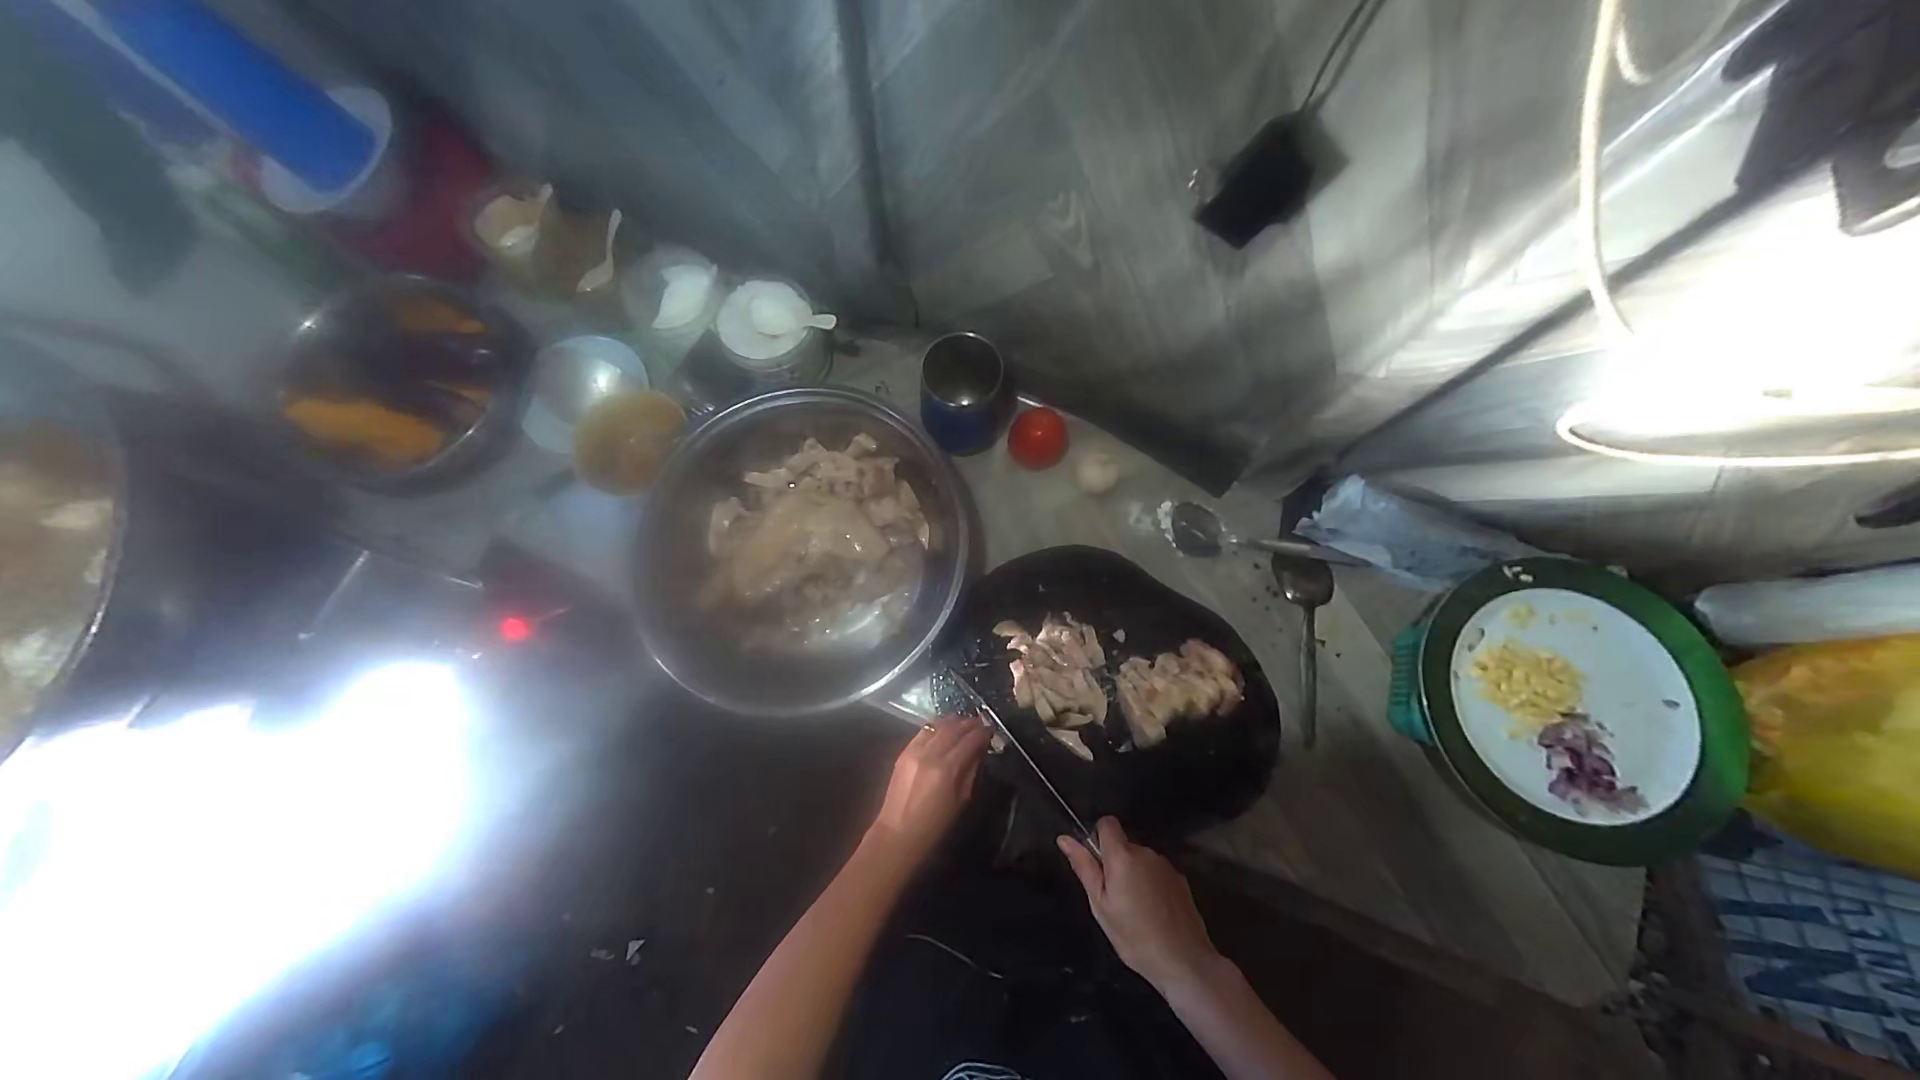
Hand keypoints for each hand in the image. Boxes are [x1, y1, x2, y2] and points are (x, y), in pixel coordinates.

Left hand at [866, 718, 989, 867]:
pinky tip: (944, 729)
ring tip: (965, 723)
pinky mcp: (904, 752)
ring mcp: (914, 750)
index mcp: (947, 769)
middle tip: (981, 723)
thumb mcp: (962, 800)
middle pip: (954, 728)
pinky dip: (937, 726)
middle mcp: (930, 754)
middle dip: (970, 723)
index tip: (991, 729)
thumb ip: (971, 770)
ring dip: (953, 721)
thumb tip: (980, 749)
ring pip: (938, 725)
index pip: (970, 739)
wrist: (899, 833)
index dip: (983, 732)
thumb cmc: (936, 825)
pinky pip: (923, 731)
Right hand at [1059, 817, 1221, 992]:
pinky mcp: (1181, 880)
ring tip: (1135, 911)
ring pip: (1140, 861)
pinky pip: (1156, 873)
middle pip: (1124, 845)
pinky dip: (1151, 885)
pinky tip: (1154, 914)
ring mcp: (1166, 866)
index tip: (1097, 864)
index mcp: (1123, 855)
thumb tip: (1064, 839)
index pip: (1107, 823)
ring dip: (1134, 875)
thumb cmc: (1134, 936)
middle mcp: (1146, 852)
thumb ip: (1084, 867)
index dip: (1098, 837)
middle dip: (1115, 864)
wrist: (1184, 962)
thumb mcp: (1100, 905)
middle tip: (1113, 899)